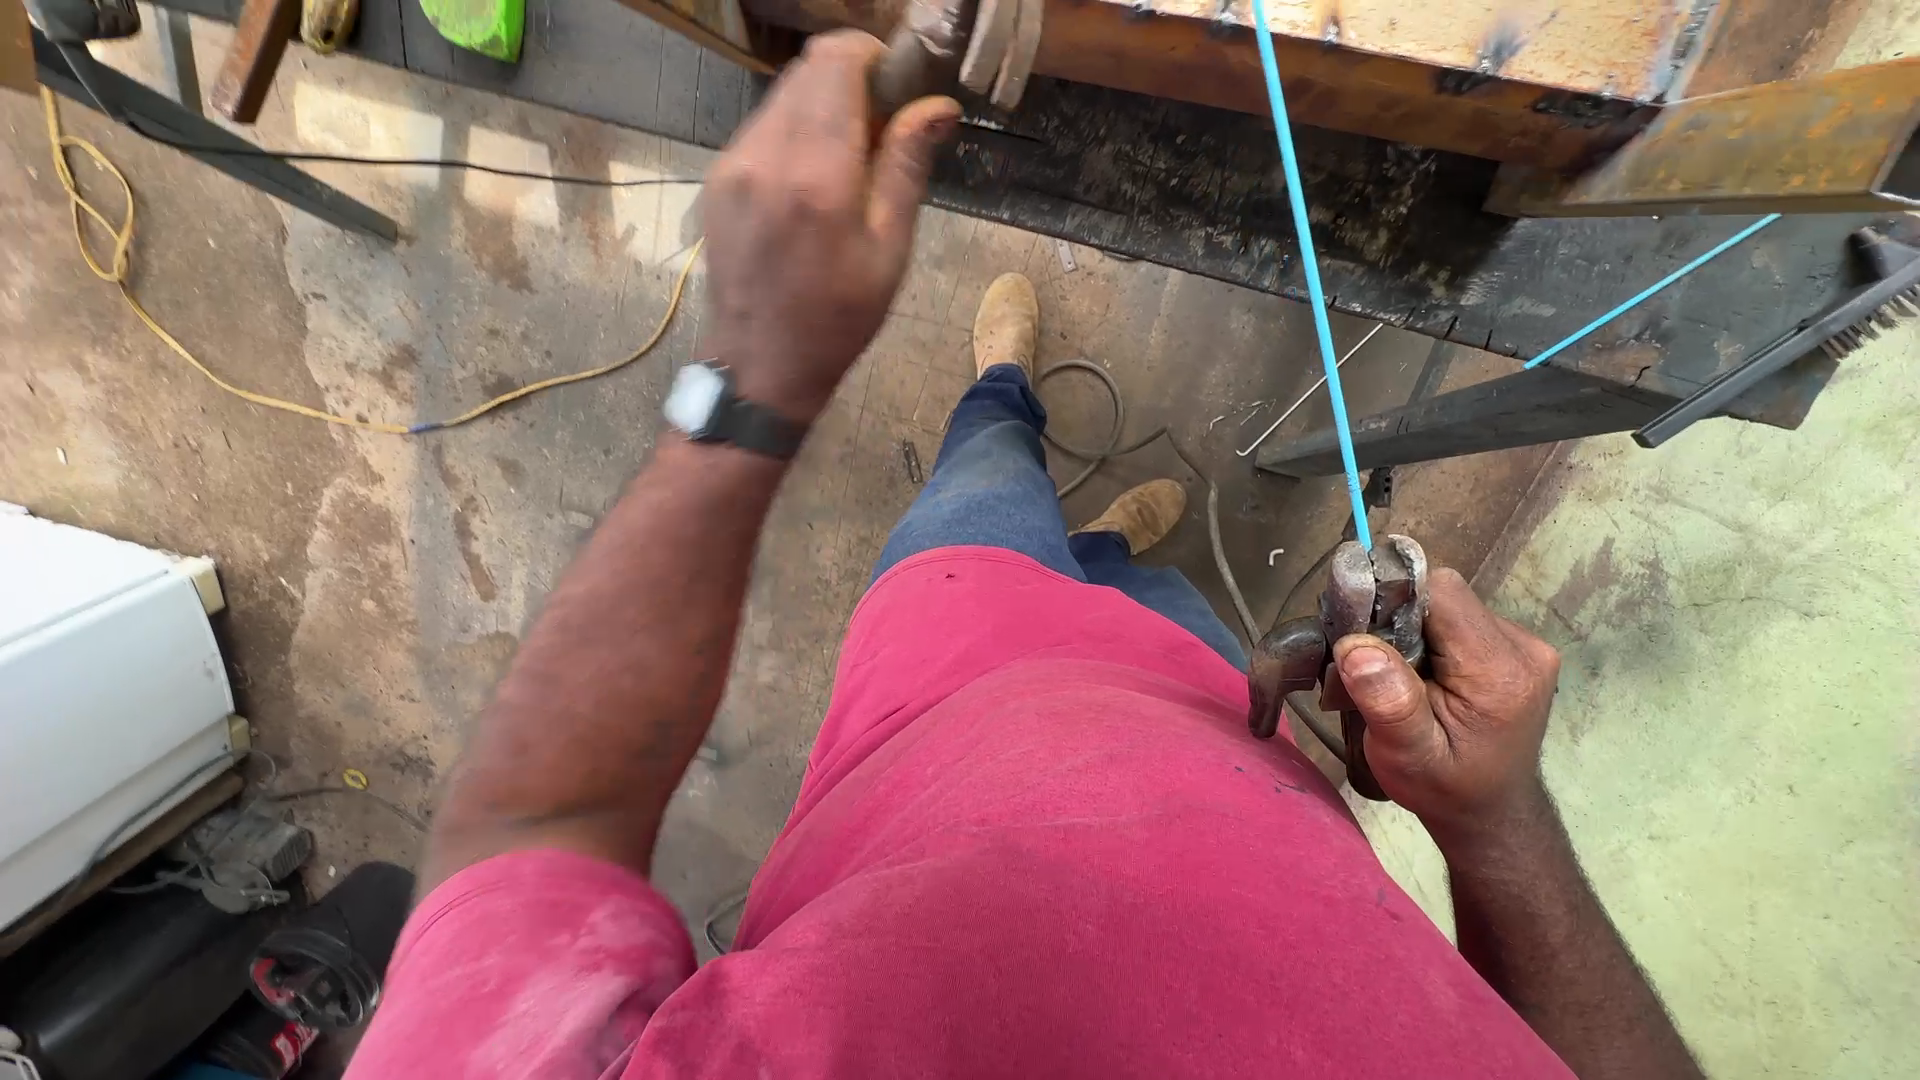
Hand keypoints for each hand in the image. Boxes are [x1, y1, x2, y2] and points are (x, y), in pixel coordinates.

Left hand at [701, 31, 961, 423]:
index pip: (835, 61)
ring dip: (819, 109)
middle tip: (877, 132)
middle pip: (806, 71)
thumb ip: (906, 169)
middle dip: (848, 82)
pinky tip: (808, 185)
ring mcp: (732, 165)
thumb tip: (937, 105)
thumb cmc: (837, 320)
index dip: (871, 58)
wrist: (761, 365)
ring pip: (781, 97)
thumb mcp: (887, 253)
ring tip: (844, 166)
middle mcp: (765, 155)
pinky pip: (760, 129)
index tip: (896, 89)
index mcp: (817, 175)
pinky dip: (792, 135)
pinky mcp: (717, 180)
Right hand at [1331, 568, 1560, 849]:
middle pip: (1441, 595)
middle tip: (1374, 666)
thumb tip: (1356, 646)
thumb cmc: (1443, 787)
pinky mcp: (1512, 647)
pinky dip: (1426, 637)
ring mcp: (1522, 645)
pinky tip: (1417, 673)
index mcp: (1500, 671)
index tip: (1364, 638)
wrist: (1489, 812)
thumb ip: (1388, 701)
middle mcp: (1523, 647)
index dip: (1393, 603)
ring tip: (1396, 674)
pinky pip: (1454, 618)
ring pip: (1445, 604)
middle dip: (1397, 620)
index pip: (1441, 593)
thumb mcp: (1406, 755)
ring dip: (1409, 629)